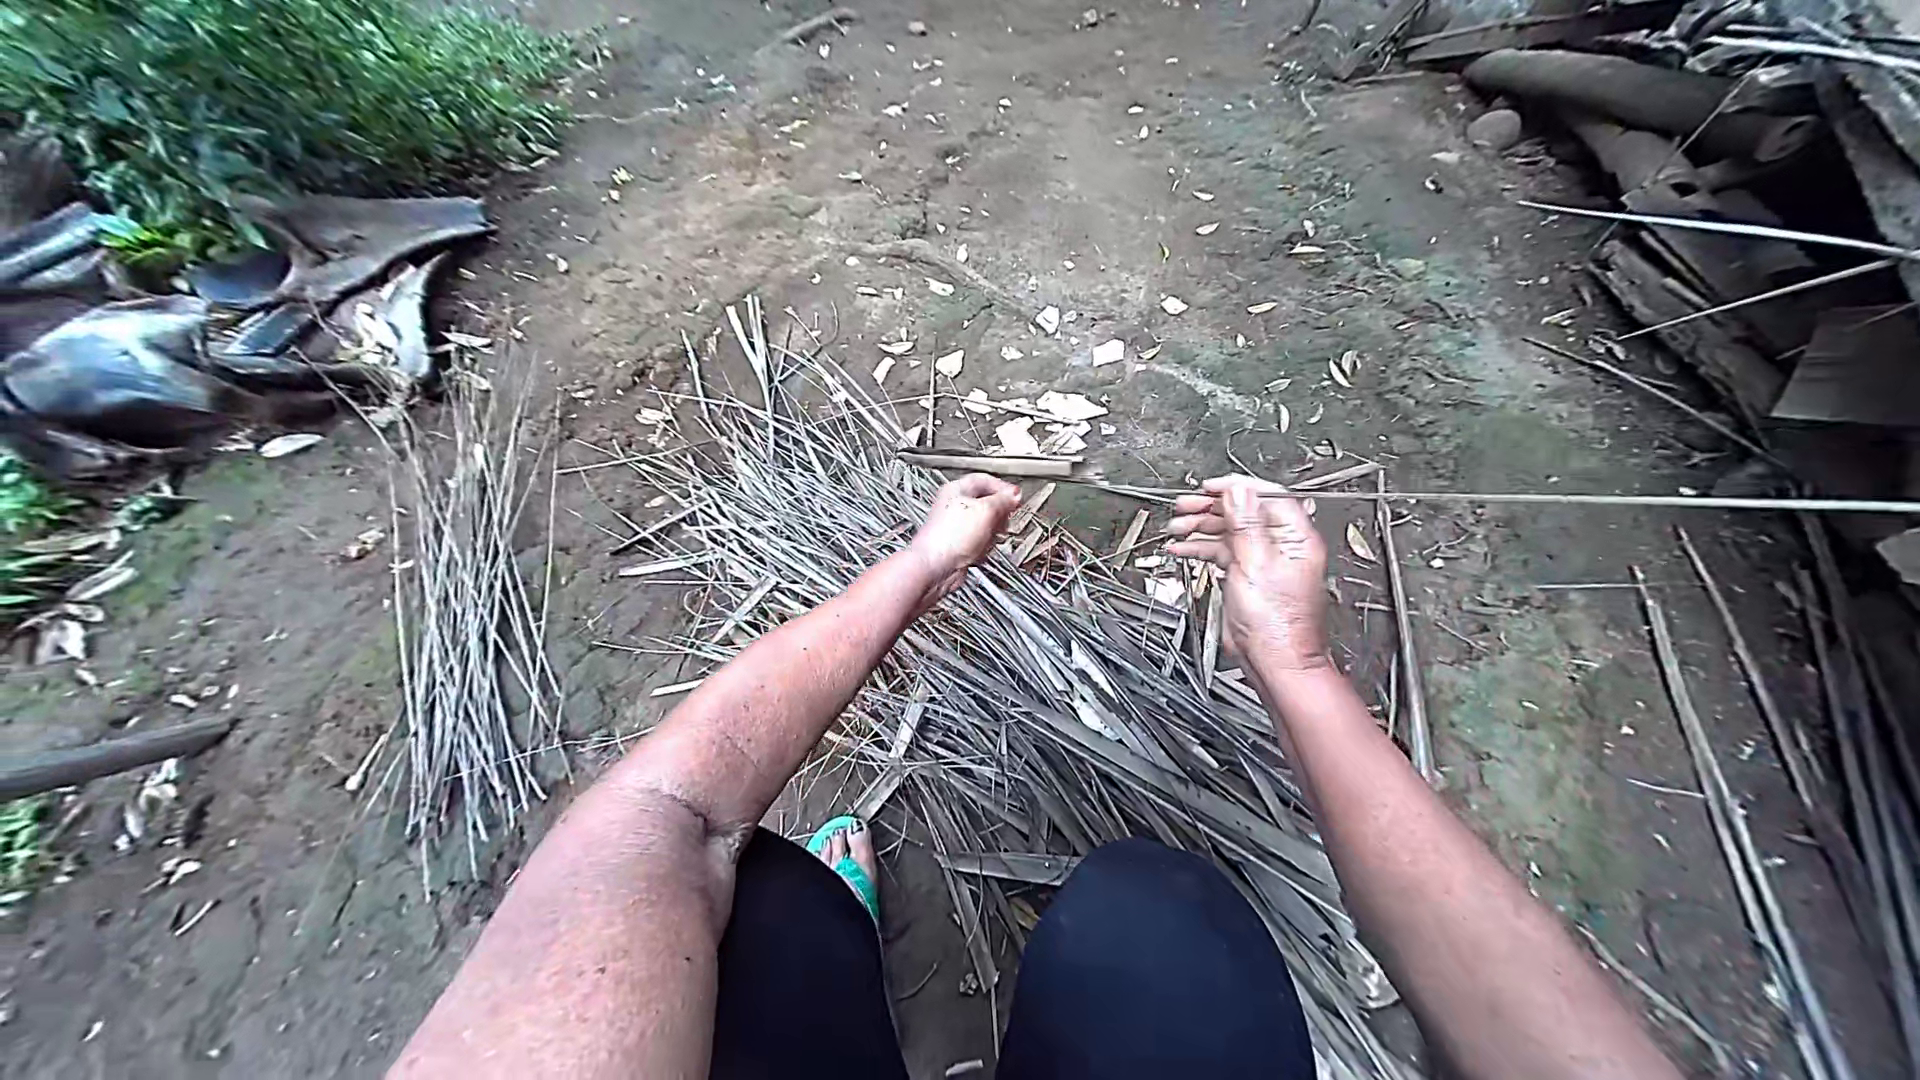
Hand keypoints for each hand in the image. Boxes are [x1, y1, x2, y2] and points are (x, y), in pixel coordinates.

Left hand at [908, 473, 1020, 604]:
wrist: (935, 566)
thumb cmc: (949, 536)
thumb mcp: (986, 510)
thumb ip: (1003, 500)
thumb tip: (1014, 496)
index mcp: (957, 490)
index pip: (985, 480)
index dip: (1003, 488)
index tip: (1016, 497)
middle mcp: (955, 507)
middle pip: (987, 503)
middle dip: (998, 513)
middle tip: (1004, 518)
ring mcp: (957, 527)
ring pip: (986, 525)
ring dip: (992, 533)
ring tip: (989, 537)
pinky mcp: (960, 545)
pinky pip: (981, 542)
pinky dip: (984, 546)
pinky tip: (980, 550)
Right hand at [1166, 474, 1331, 673]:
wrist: (1273, 660)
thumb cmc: (1278, 625)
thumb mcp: (1256, 565)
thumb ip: (1246, 525)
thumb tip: (1239, 491)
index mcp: (1294, 538)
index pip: (1267, 497)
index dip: (1237, 488)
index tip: (1210, 488)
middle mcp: (1279, 546)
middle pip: (1242, 512)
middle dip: (1210, 507)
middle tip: (1185, 505)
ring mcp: (1261, 560)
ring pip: (1227, 531)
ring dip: (1200, 527)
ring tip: (1176, 526)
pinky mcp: (1246, 575)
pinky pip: (1220, 551)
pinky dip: (1200, 547)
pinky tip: (1182, 546)